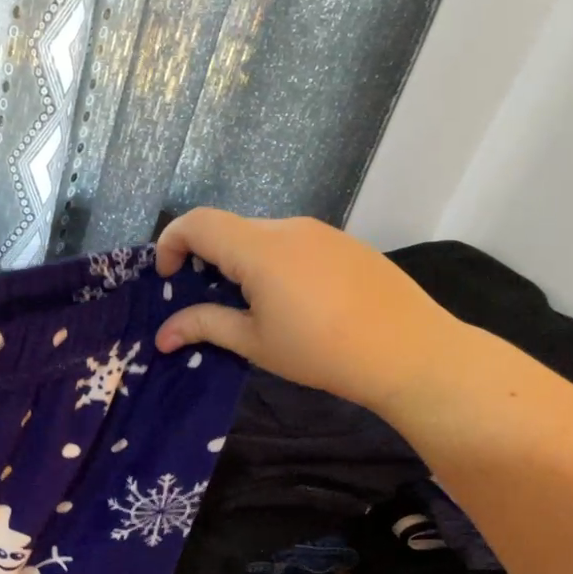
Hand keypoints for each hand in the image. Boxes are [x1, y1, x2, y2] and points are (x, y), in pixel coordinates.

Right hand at [152, 208, 468, 410]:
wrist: (410, 351)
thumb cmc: (321, 350)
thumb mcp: (254, 343)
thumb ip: (205, 326)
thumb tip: (162, 335)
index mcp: (259, 248)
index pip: (197, 222)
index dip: (170, 244)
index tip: (168, 280)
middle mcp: (288, 228)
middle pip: (228, 228)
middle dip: (204, 259)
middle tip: (205, 303)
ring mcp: (321, 232)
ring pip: (260, 236)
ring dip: (238, 263)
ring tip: (250, 309)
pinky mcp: (344, 244)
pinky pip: (291, 244)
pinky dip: (270, 264)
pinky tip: (291, 304)